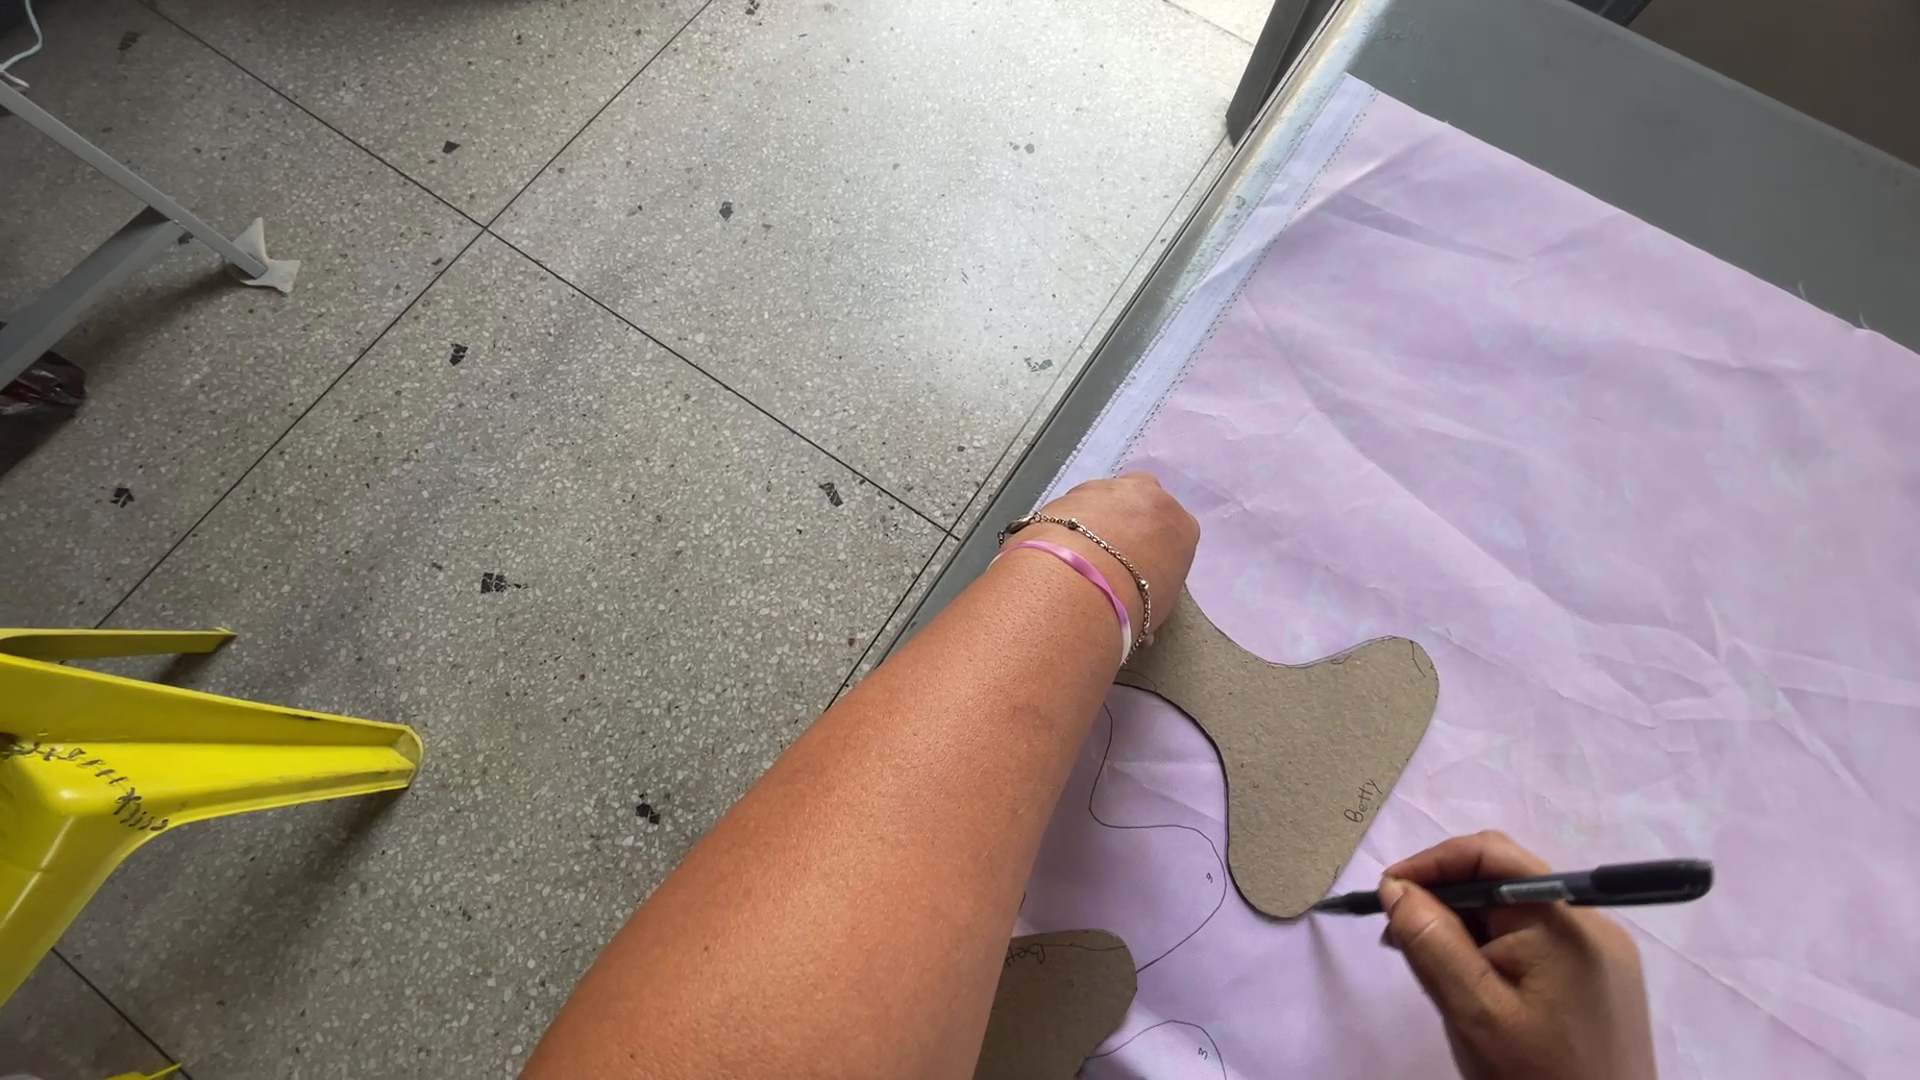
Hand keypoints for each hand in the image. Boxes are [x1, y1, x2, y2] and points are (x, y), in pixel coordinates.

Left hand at [1023, 473, 1198, 634]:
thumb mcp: (1158, 603)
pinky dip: (1067, 520)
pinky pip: (1073, 504)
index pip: (1175, 530)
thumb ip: (1154, 587)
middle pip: (1143, 496)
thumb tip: (1141, 611)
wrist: (1080, 583)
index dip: (1155, 546)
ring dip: (1096, 515)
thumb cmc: (1132, 602)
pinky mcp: (1069, 490)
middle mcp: (1149, 496)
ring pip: (1105, 495)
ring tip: (1078, 550)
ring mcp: (1108, 488)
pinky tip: (1057, 545)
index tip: (1140, 564)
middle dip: (1129, 515)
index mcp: (1181, 526)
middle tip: (1111, 549)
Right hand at [1381, 832, 1657, 1079]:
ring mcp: (1593, 953)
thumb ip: (1430, 939)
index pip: (1489, 855)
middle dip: (1440, 895)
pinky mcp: (1589, 977)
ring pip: (1504, 907)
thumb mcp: (1473, 1010)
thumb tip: (1396, 887)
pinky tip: (1459, 974)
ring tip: (1423, 958)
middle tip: (1398, 930)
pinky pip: (1522, 934)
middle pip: (1496, 878)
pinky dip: (1481, 942)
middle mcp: (1589, 926)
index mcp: (1567, 926)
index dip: (1431, 862)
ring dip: (1456, 921)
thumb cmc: (1537, 1079)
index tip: (1388, 892)